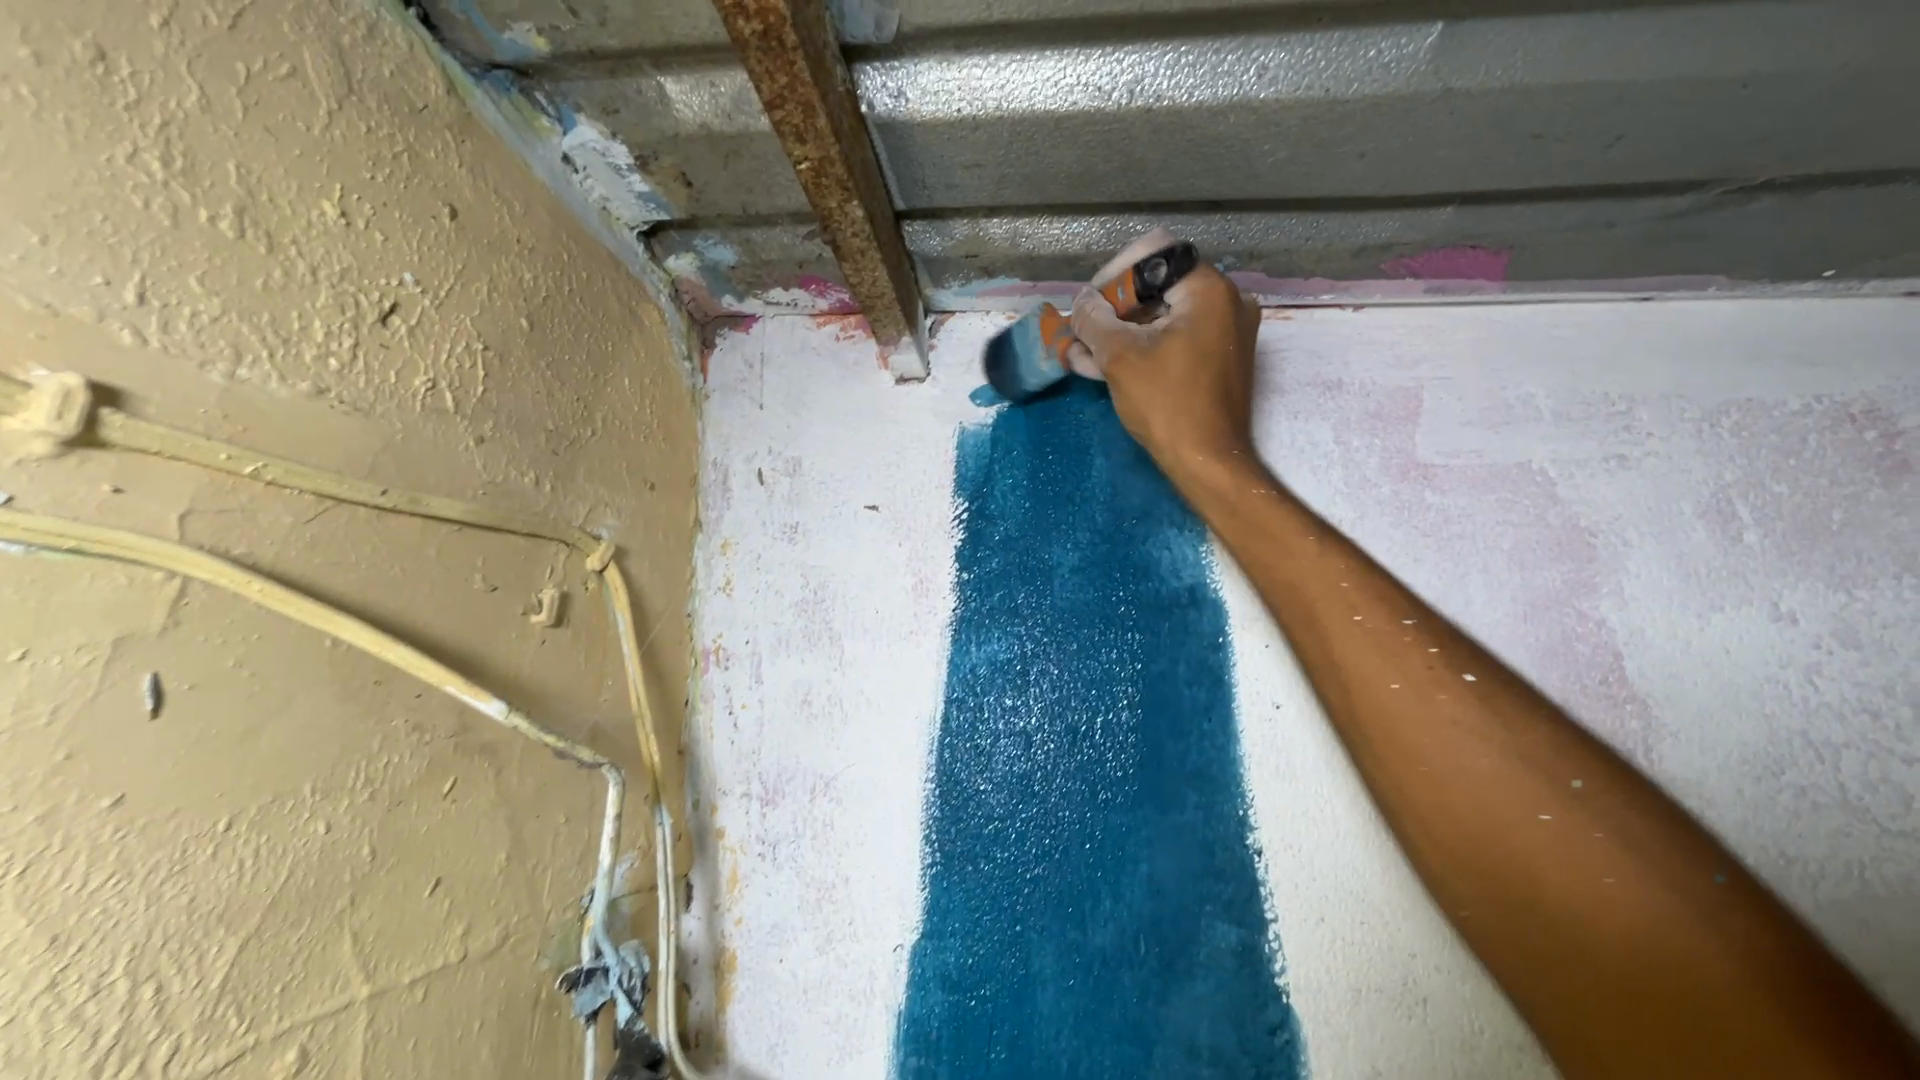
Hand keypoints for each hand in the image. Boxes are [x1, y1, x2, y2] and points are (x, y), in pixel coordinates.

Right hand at [1066, 230, 1262, 480]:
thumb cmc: (1166, 403)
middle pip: (1155, 287)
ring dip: (1118, 334)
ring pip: (1160, 318)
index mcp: (1208, 289)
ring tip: (1079, 356)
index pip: (1152, 254)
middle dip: (1110, 311)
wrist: (1207, 462)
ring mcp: (1224, 332)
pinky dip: (1140, 350)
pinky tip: (1101, 368)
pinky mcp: (1217, 359)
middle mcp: (1224, 301)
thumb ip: (1094, 319)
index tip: (1088, 307)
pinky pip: (1173, 340)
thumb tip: (1082, 302)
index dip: (1111, 275)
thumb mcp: (1119, 356)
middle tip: (1078, 334)